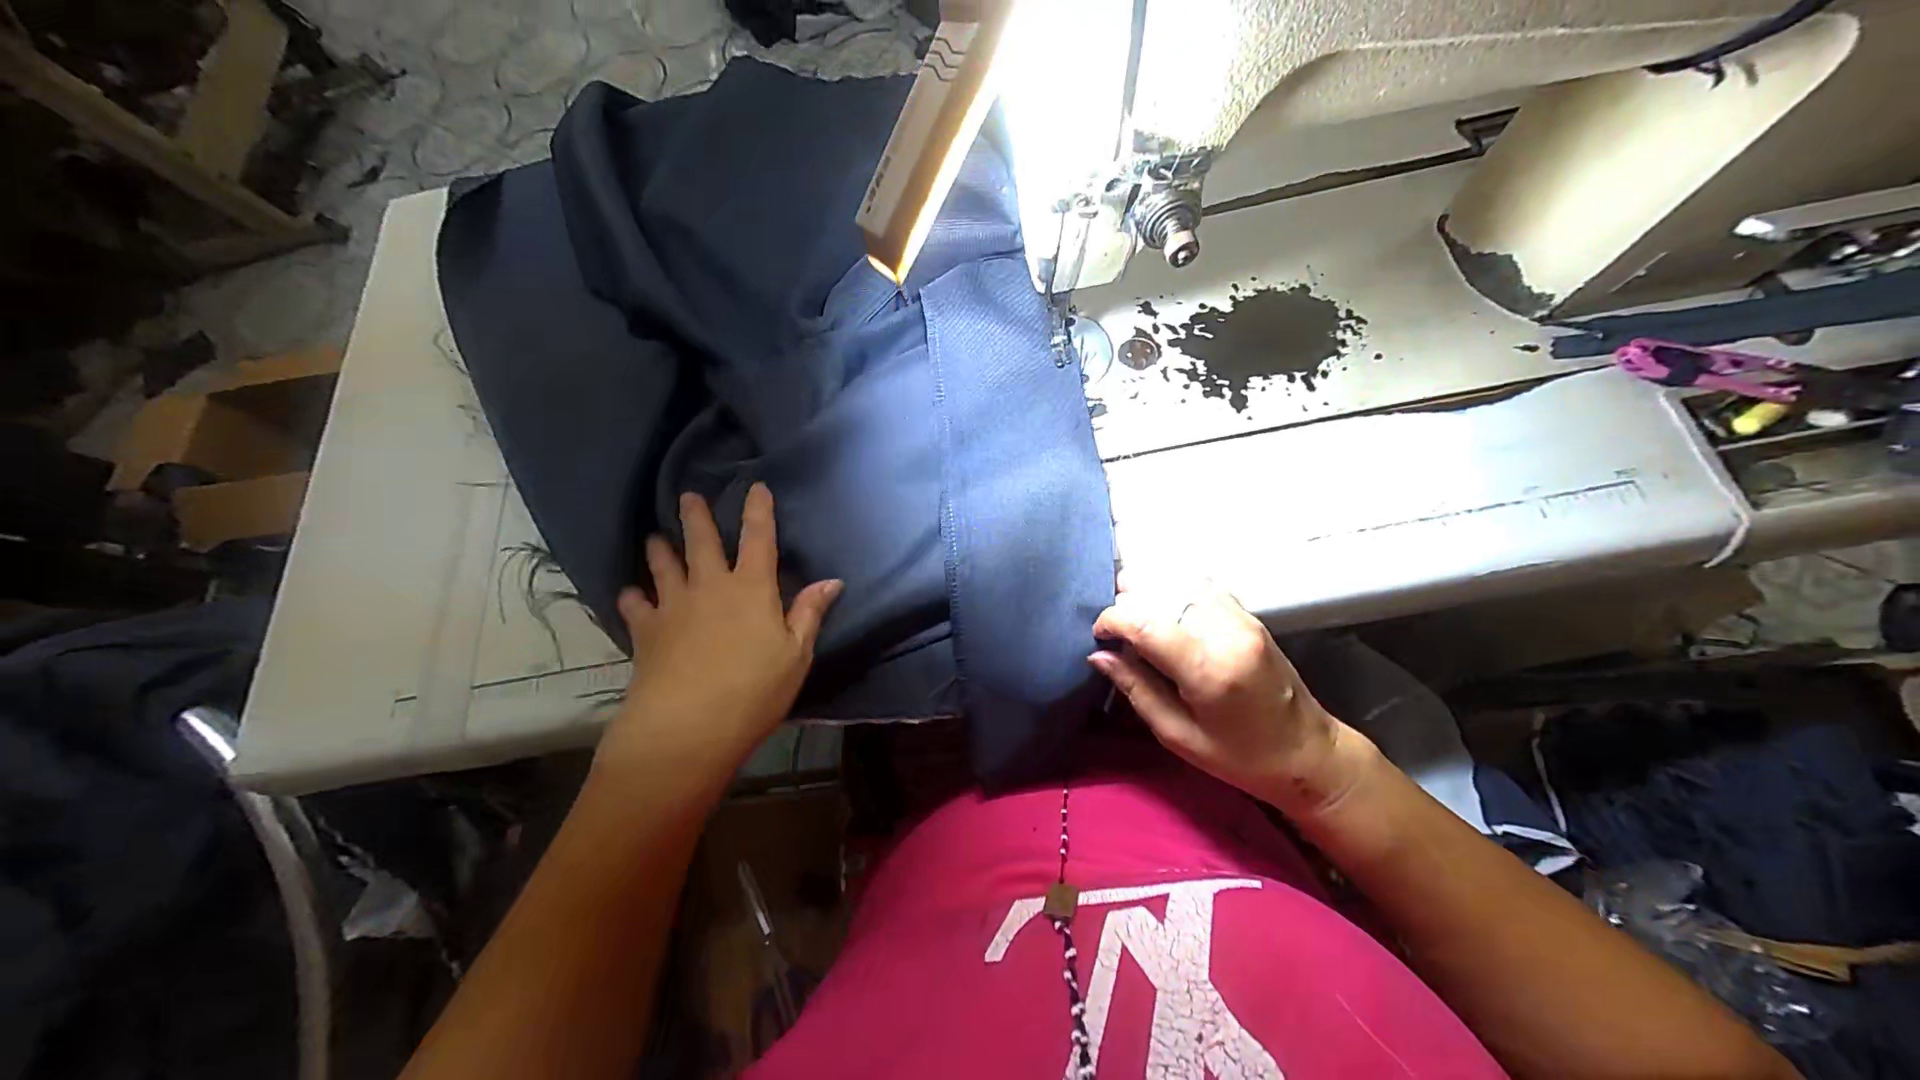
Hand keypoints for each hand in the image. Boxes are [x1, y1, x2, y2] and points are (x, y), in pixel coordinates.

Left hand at [596, 484, 842, 783]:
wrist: (687, 727)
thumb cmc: (754, 691)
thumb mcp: (796, 655)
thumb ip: (809, 614)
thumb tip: (832, 580)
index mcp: (751, 588)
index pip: (758, 538)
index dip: (758, 510)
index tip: (756, 487)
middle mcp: (710, 586)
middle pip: (701, 541)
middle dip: (696, 516)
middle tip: (687, 496)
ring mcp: (673, 606)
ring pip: (664, 566)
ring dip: (660, 549)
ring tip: (655, 538)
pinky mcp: (646, 631)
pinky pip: (635, 605)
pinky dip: (632, 596)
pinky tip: (630, 594)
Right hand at [1089, 585, 1375, 818]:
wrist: (1308, 753)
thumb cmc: (1239, 757)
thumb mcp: (1176, 734)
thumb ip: (1135, 688)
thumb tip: (1099, 655)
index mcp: (1208, 669)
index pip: (1144, 621)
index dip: (1110, 621)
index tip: (1098, 637)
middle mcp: (1226, 631)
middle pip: (1158, 591)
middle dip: (1127, 605)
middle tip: (1117, 633)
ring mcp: (1241, 617)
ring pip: (1178, 580)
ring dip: (1149, 594)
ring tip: (1137, 621)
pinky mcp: (1248, 614)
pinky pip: (1200, 586)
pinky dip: (1175, 592)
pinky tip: (1167, 614)